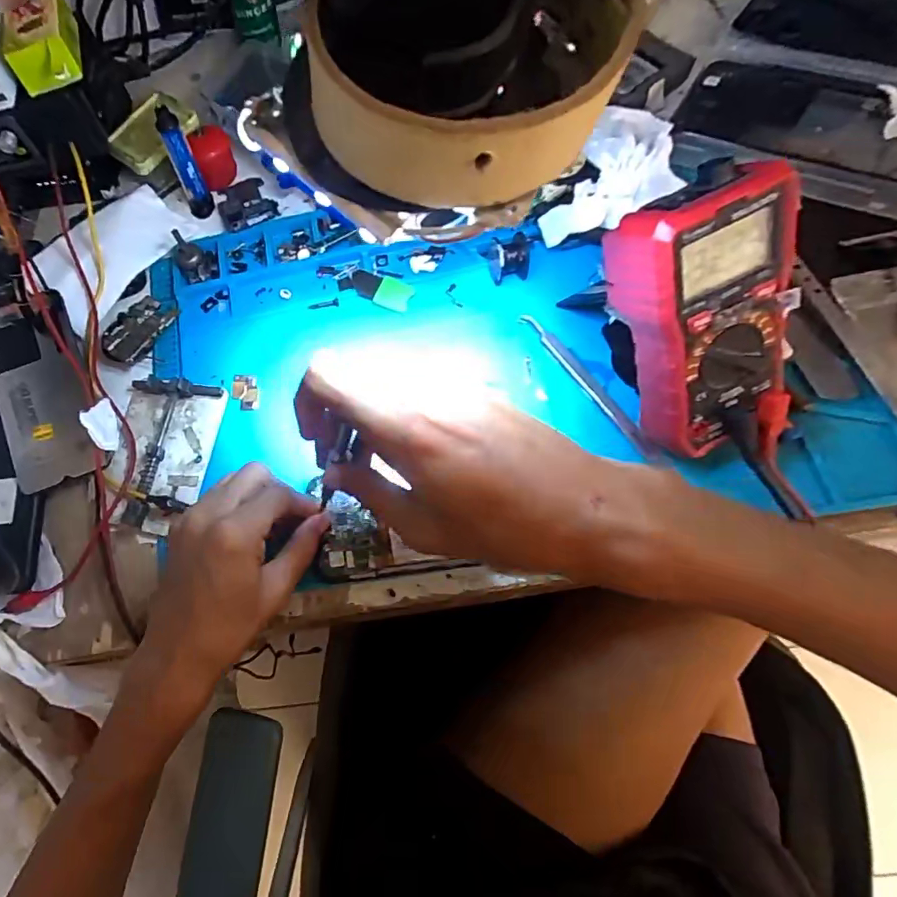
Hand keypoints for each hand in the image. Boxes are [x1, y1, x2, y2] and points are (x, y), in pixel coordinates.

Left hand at [132, 464, 329, 703]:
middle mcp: (207, 512)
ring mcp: (188, 516)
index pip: (277, 493)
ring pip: (230, 480)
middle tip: (293, 519)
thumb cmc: (231, 627)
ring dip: (254, 493)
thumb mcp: (274, 590)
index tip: (317, 516)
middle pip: (252, 472)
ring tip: (270, 525)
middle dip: (278, 489)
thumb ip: (300, 548)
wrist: (178, 649)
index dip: (302, 501)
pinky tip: (244, 531)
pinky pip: (211, 497)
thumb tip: (323, 519)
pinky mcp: (178, 525)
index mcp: (233, 530)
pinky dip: (233, 502)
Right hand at [294, 363, 670, 586]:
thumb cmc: (504, 530)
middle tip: (339, 453)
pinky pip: (412, 379)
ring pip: (378, 371)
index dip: (304, 401)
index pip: (325, 374)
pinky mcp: (472, 385)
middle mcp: (422, 389)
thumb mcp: (422, 527)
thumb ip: (367, 490)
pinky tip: (412, 447)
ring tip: (374, 454)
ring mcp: (451, 382)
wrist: (591, 508)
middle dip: (328, 406)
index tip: (316, 441)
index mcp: (404, 424)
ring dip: (360, 405)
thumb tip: (332, 472)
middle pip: (346, 367)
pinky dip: (393, 404)